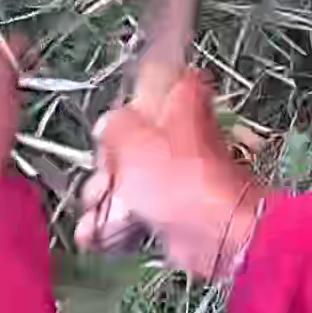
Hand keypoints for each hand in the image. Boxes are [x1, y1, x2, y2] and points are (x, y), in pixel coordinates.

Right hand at [75, 68, 264, 279]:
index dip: (131, 99)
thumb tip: (108, 124)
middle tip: (110, 172)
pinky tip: (101, 233)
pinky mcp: (167, 205)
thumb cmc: (178, 176)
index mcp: (182, 98)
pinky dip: (113, 223)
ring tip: (107, 209)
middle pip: (127, 135)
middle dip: (108, 160)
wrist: (211, 230)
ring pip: (123, 175)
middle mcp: (179, 129)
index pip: (156, 79)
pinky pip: (129, 208)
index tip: (117, 118)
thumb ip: (114, 125)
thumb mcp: (133, 140)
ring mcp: (173, 169)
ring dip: (105, 196)